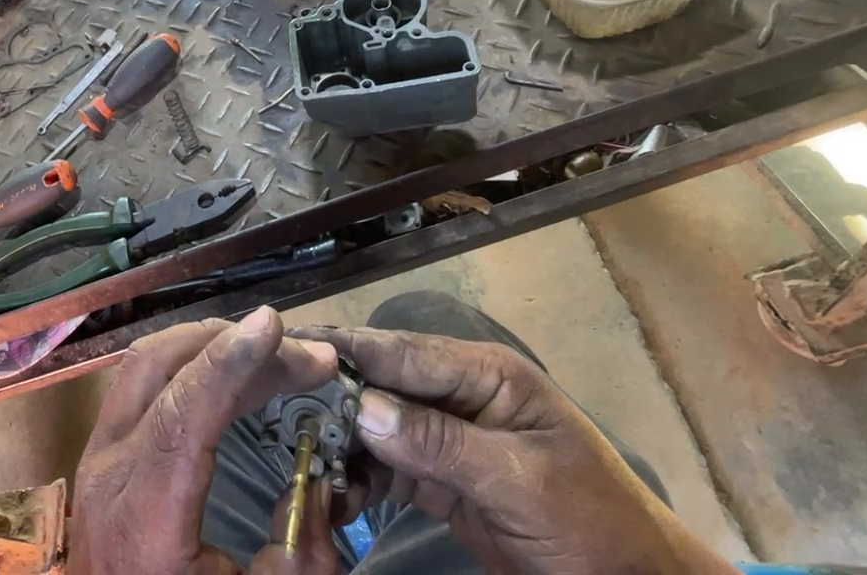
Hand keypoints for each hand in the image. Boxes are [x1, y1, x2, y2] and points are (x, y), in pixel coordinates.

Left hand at [70, 307, 342, 574]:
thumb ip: (299, 559)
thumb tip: (323, 483)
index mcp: (140, 518)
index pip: (180, 414)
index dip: (226, 363)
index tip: (272, 325)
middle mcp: (108, 471)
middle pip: (159, 368)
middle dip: (236, 345)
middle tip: (307, 357)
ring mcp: (97, 453)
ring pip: (146, 362)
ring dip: (210, 343)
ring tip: (274, 353)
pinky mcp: (101, 449)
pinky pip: (141, 379)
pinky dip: (189, 359)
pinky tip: (232, 370)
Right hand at [292, 326, 732, 574]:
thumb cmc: (591, 522)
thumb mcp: (520, 481)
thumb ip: (440, 441)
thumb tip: (363, 406)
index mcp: (483, 373)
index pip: (400, 351)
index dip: (343, 347)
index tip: (285, 345)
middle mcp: (457, 393)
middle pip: (380, 383)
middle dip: (331, 398)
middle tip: (275, 410)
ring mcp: (447, 434)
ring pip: (377, 426)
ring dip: (341, 444)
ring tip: (302, 464)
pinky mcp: (440, 475)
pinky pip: (388, 466)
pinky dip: (360, 479)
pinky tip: (337, 497)